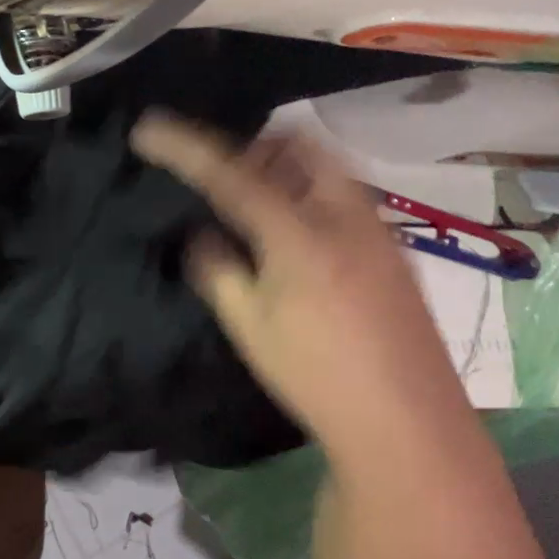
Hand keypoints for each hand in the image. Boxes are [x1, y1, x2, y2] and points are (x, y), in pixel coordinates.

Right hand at [131, 112, 474, 453]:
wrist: (411, 429)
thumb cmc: (315, 376)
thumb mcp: (246, 323)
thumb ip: (216, 268)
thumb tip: (203, 236)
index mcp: (299, 237)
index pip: (231, 174)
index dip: (185, 147)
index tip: (147, 129)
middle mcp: (346, 222)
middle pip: (303, 147)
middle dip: (257, 144)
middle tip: (221, 169)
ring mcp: (378, 236)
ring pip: (328, 171)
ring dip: (285, 168)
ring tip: (250, 201)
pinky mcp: (394, 256)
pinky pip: (345, 199)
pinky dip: (309, 195)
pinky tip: (289, 236)